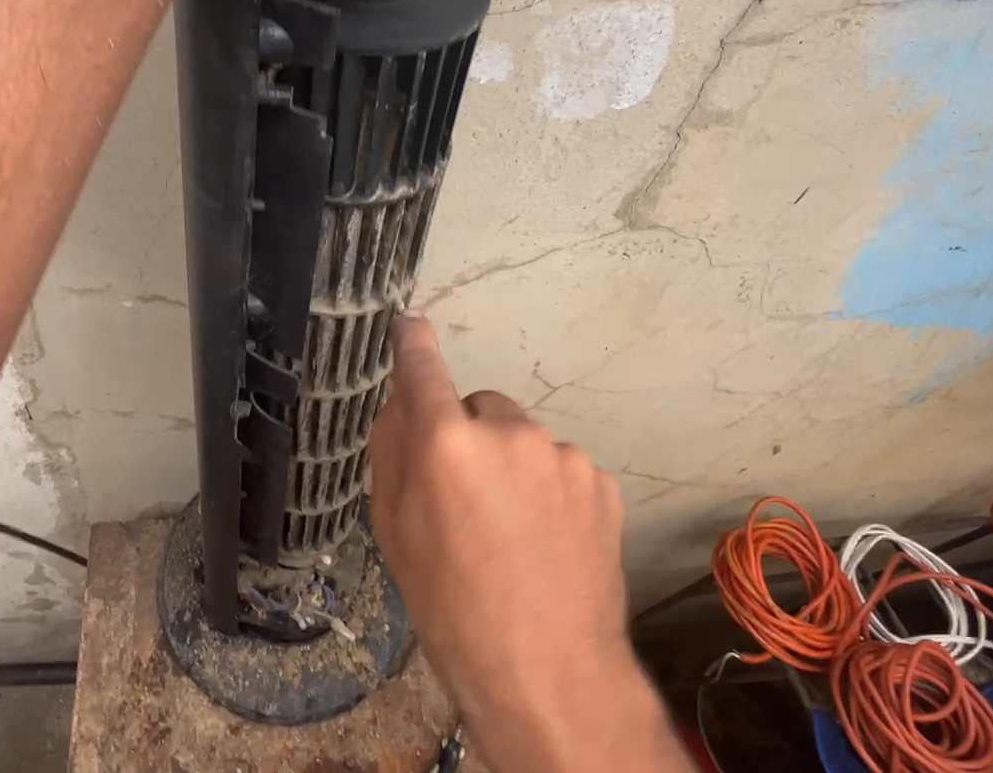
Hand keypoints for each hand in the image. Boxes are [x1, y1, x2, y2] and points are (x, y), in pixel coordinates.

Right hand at [370, 313, 691, 771]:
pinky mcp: (600, 479)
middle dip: (466, 436)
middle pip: (476, 409)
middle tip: (463, 497)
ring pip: (520, 440)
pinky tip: (545, 539)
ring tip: (509, 530)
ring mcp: (562, 454)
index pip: (423, 369)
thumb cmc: (448, 602)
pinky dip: (546, 488)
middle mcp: (509, 432)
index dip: (412, 343)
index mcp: (447, 442)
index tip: (410, 322)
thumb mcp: (393, 528)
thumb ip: (392, 451)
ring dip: (508, 465)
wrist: (547, 670)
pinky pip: (558, 466)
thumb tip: (402, 402)